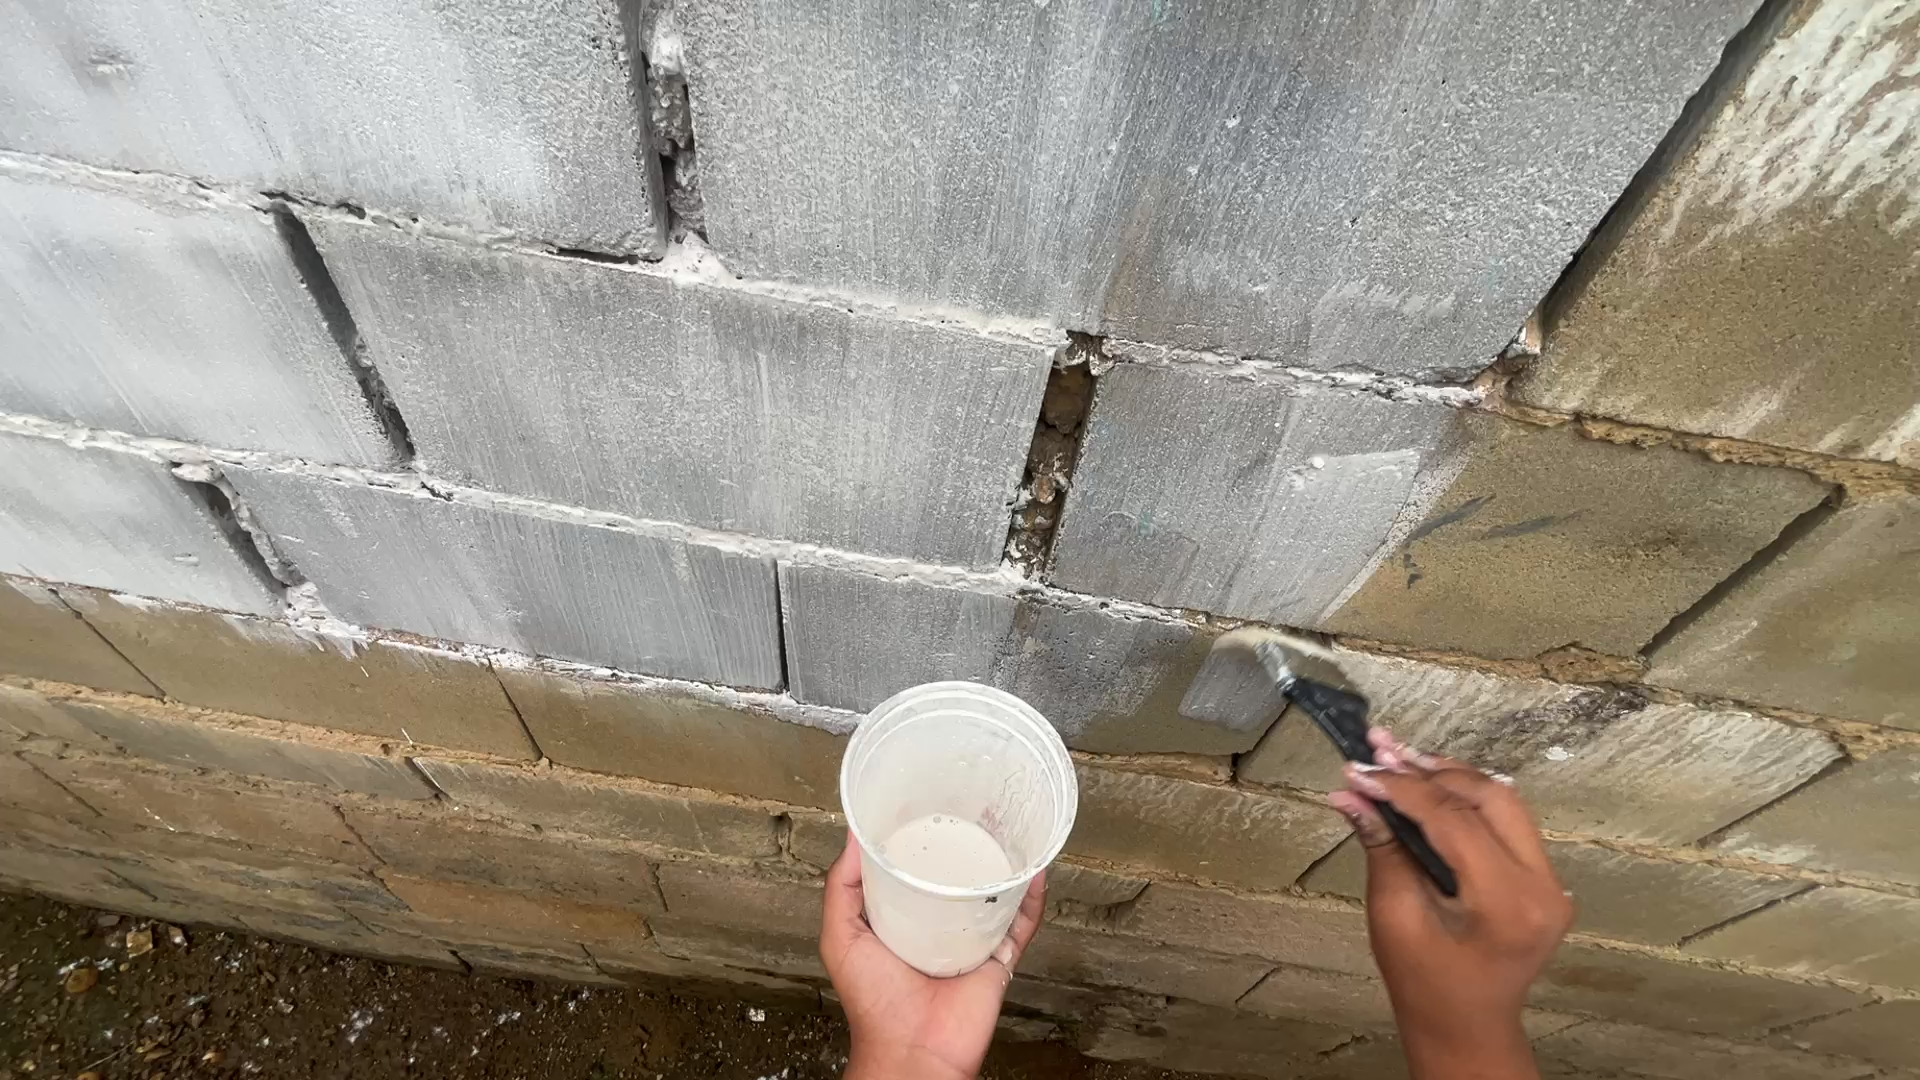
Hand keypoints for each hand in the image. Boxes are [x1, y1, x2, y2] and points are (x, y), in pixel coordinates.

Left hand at [819, 833, 1045, 1079]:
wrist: (914, 1054)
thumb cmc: (874, 1005)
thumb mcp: (843, 939)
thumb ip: (841, 889)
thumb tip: (852, 837)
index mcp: (906, 916)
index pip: (916, 869)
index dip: (921, 839)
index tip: (925, 806)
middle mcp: (942, 924)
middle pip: (960, 875)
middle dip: (968, 844)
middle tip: (974, 810)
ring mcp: (973, 939)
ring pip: (995, 893)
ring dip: (1005, 864)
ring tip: (1010, 829)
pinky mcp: (1000, 957)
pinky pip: (1022, 923)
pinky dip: (1032, 897)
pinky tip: (1035, 870)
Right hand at [1327, 728, 1573, 1079]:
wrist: (1465, 1022)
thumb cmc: (1423, 978)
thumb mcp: (1393, 912)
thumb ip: (1381, 846)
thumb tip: (1347, 792)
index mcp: (1507, 902)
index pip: (1452, 818)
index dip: (1399, 787)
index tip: (1354, 769)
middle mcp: (1542, 885)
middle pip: (1488, 796)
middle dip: (1427, 768)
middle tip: (1377, 750)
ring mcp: (1548, 880)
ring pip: (1500, 798)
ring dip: (1446, 773)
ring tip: (1395, 754)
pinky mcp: (1539, 875)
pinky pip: (1504, 817)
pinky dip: (1461, 792)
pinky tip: (1424, 777)